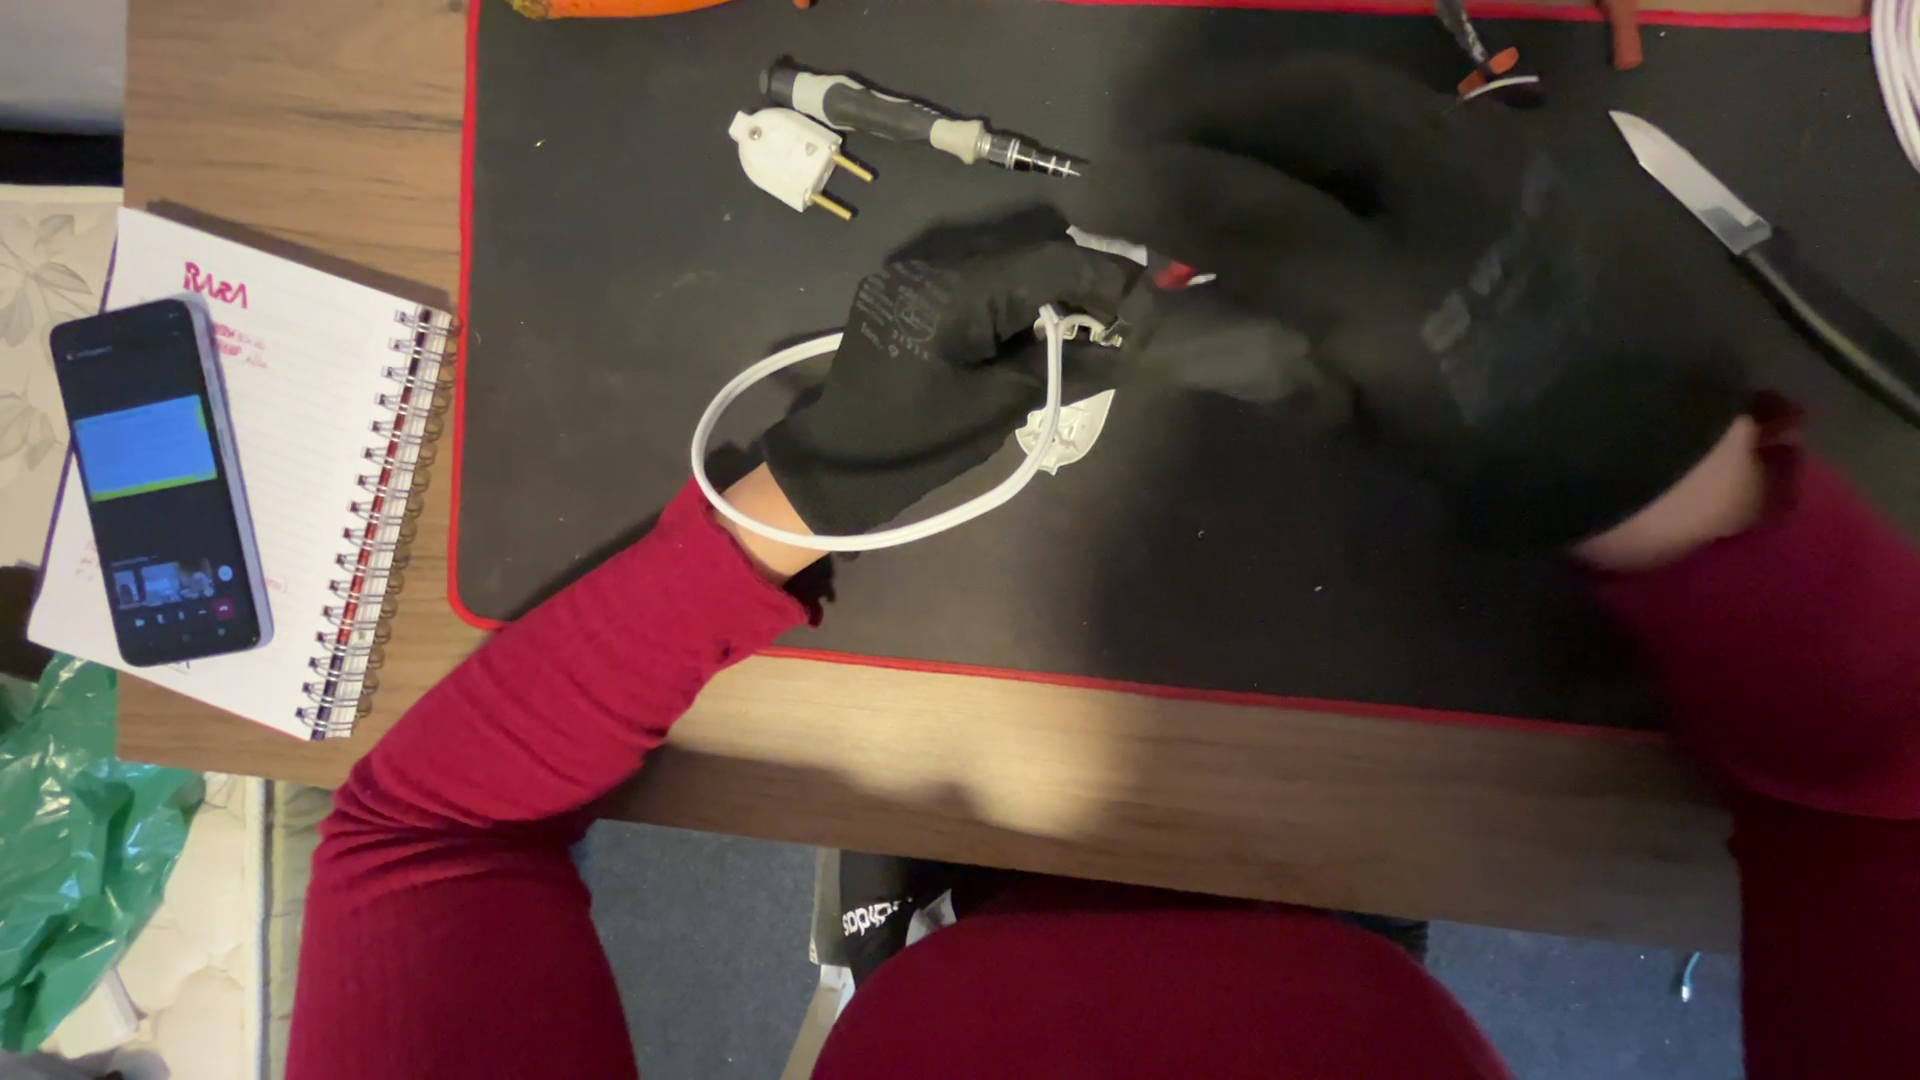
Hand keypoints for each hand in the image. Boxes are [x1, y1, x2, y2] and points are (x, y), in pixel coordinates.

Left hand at [762, 207, 1140, 535]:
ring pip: (1001, 269)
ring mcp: (913, 276)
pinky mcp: (907, 293)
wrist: (838, 463)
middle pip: (1026, 258)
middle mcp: (930, 267)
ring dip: (1044, 296)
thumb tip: (1123, 347)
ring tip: (1081, 333)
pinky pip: (973, 285)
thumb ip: (1061, 368)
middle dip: (1078, 286)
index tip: (1148, 299)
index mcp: (951, 294)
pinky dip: (1009, 306)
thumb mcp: (995, 408)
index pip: (1046, 262)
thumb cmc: (916, 446)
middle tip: (1118, 322)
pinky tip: (1029, 335)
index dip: (1104, 277)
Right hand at [1074, 56, 1757, 547]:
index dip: (1152, 192)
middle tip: (1145, 138)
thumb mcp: (1352, 424)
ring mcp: (1499, 152)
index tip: (1088, 193)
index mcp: (1392, 296)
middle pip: (1306, 106)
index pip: (1244, 213)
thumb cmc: (1479, 453)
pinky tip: (1295, 151)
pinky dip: (1324, 117)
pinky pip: (1399, 104)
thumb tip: (1164, 312)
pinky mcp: (1529, 139)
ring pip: (1358, 86)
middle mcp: (1447, 198)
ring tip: (1206, 132)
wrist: (1640, 433)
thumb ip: (1255, 357)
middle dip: (1207, 111)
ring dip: (1261, 102)